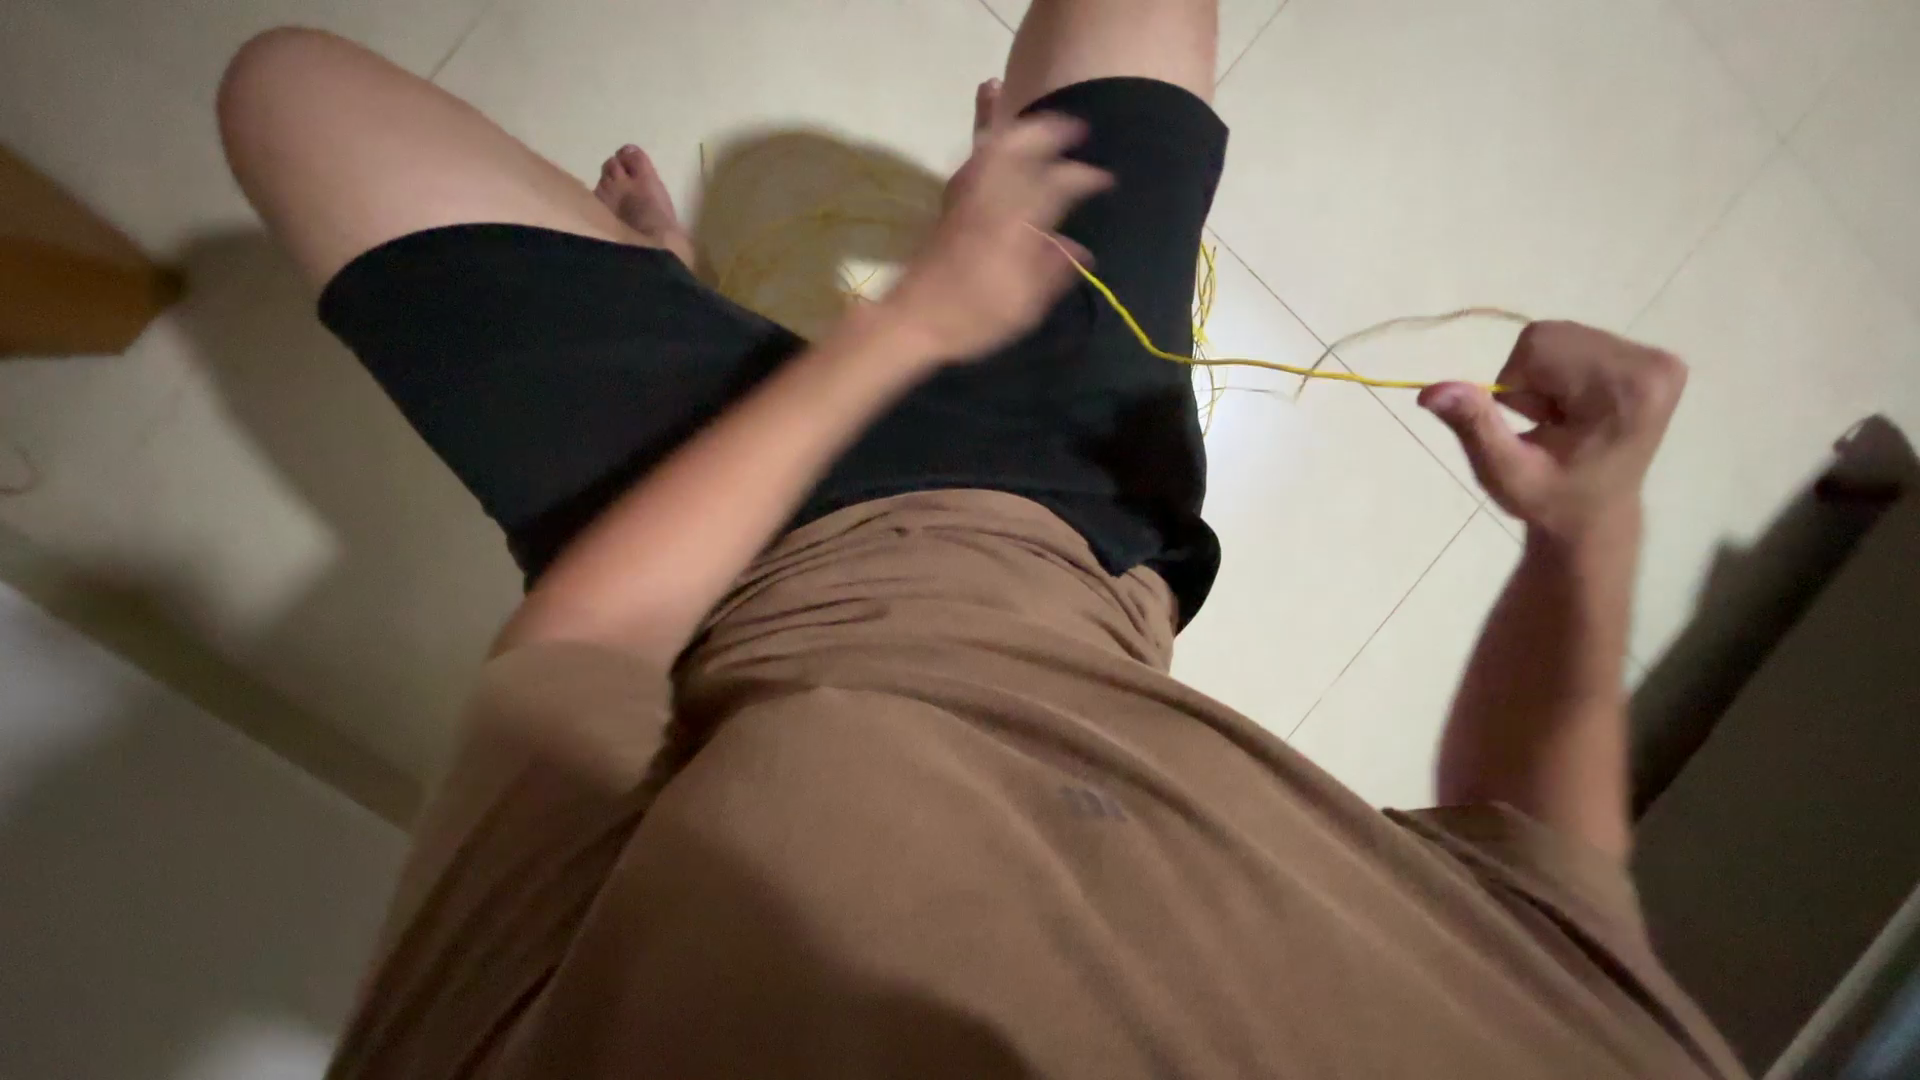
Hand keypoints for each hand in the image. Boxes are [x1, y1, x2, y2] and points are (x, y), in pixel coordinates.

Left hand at [879, 113, 1111, 364]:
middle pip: (1024, 145)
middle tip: (1074, 129)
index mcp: (1018, 220)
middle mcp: (993, 195)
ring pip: (994, 144)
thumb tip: (1080, 251)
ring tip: (1035, 122)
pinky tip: (991, 140)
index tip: (1106, 180)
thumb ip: (1055, 271)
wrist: (912, 319)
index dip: (1087, 178)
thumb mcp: (1025, 304)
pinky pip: (973, 160)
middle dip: (1052, 131)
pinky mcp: (949, 204)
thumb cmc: (973, 317)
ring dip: (1019, 127)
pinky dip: (986, 140)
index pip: (1061, 183)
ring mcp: (967, 195)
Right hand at [1418, 321, 1686, 539]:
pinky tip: (1572, 409)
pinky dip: (1556, 374)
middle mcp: (1654, 363)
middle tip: (1545, 423)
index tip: (1533, 423)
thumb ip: (1474, 424)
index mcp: (1627, 388)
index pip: (1539, 345)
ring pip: (1559, 336)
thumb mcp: (1502, 470)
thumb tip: (1431, 389)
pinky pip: (1575, 342)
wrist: (1594, 517)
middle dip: (1529, 379)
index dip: (1517, 384)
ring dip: (1540, 378)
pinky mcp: (1651, 360)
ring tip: (1557, 419)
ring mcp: (1657, 359)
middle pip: (1551, 335)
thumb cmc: (1548, 499)